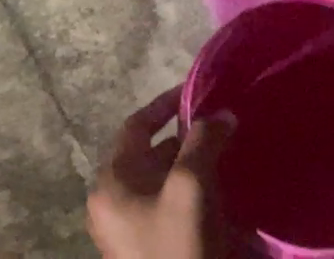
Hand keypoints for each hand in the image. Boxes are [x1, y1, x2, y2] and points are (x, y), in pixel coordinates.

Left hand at [87, 87, 236, 258]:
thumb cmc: (178, 245)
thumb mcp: (192, 185)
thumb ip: (204, 139)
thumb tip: (221, 115)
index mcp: (110, 182)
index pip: (136, 125)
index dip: (167, 102)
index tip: (200, 90)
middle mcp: (109, 202)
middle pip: (146, 150)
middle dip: (184, 134)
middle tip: (220, 123)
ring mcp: (124, 228)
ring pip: (157, 177)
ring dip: (188, 160)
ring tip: (223, 151)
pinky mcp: (142, 246)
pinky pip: (162, 201)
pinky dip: (186, 185)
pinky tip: (215, 187)